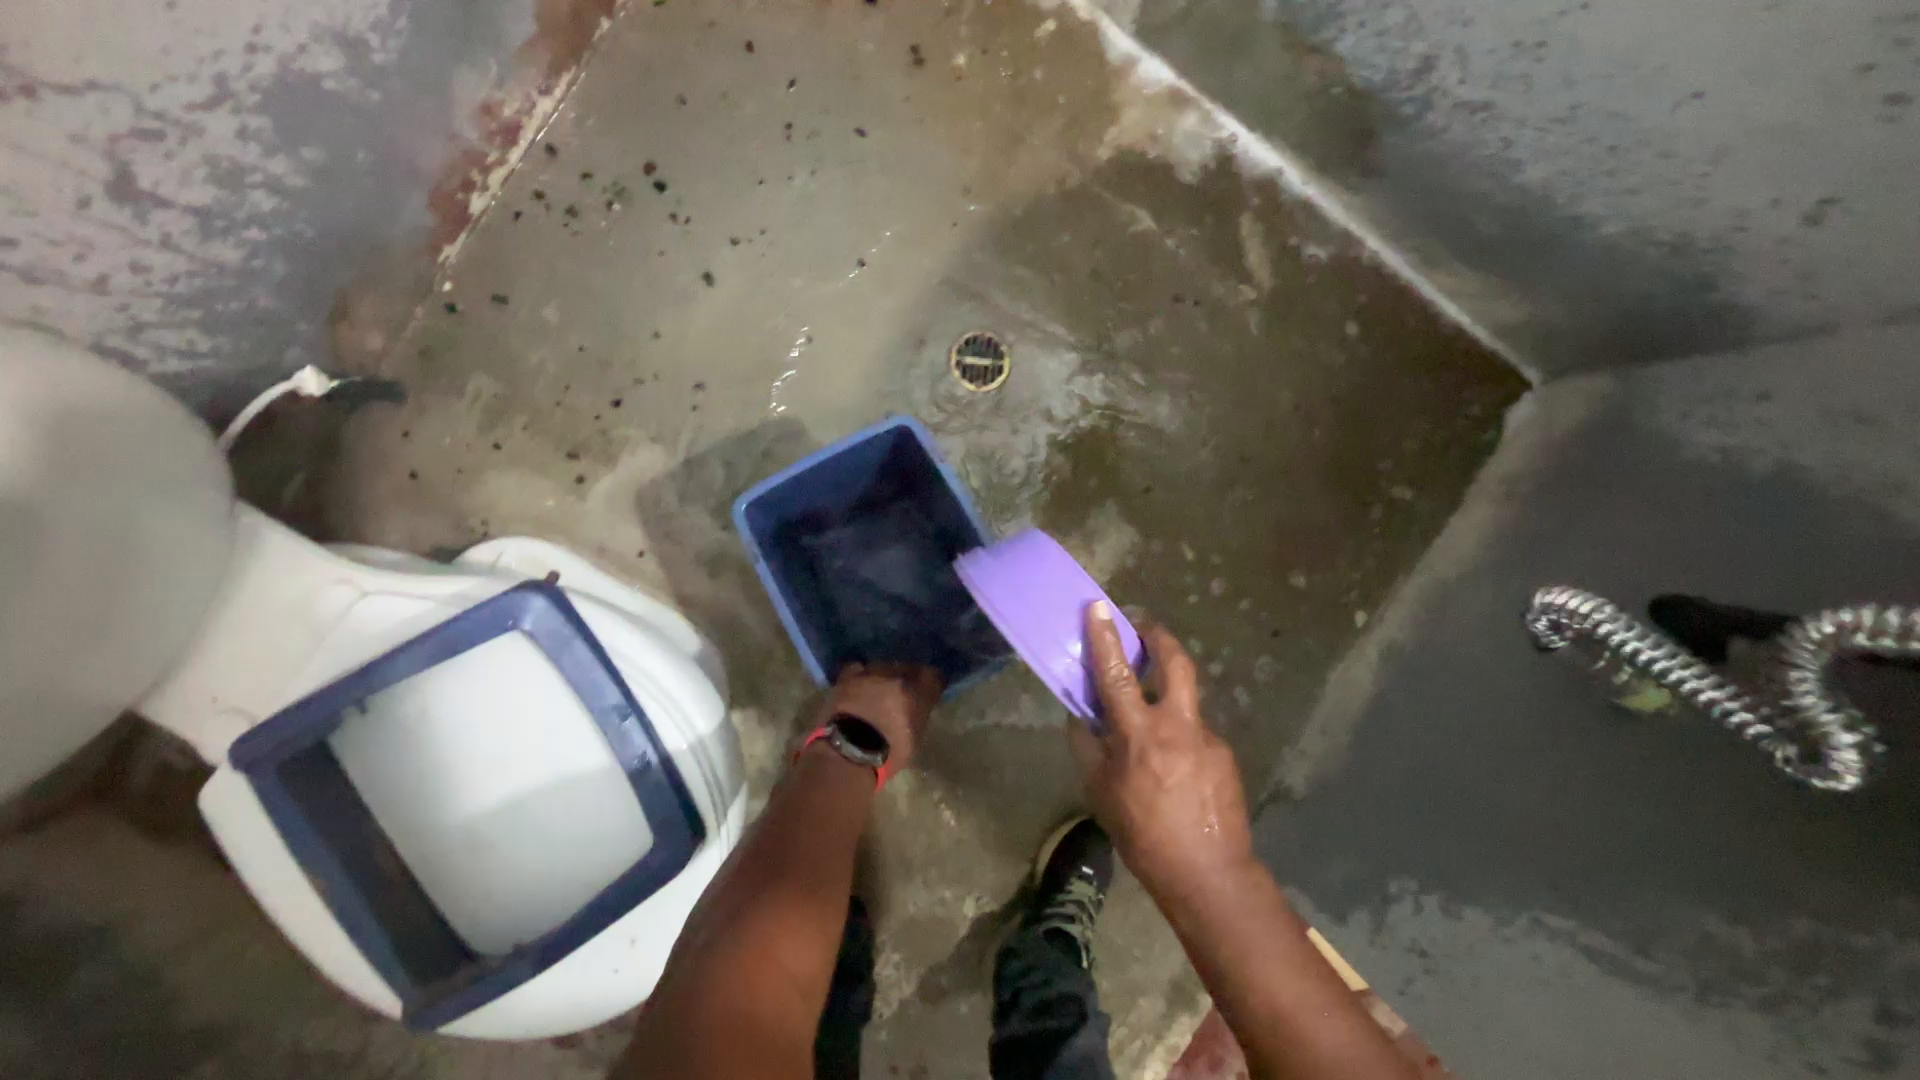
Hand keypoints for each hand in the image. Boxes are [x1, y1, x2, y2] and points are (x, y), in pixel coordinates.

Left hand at [820, 663, 943, 772]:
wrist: (847, 754)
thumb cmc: (887, 755)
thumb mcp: (914, 739)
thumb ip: (920, 715)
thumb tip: (919, 706)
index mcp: (917, 694)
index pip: (933, 676)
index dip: (932, 682)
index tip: (930, 690)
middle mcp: (896, 678)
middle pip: (907, 667)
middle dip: (908, 677)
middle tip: (903, 692)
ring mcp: (871, 675)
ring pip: (883, 666)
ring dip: (884, 676)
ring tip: (879, 688)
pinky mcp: (848, 678)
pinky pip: (858, 668)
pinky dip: (861, 675)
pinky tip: (860, 684)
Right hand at [1070, 602, 1255, 898]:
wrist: (1209, 875)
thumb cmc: (1142, 836)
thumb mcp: (1099, 792)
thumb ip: (1087, 746)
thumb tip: (1081, 713)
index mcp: (1140, 736)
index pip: (1116, 674)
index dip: (1105, 637)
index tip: (1098, 607)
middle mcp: (1178, 726)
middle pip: (1175, 662)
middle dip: (1159, 636)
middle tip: (1143, 626)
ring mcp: (1208, 738)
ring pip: (1185, 700)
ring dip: (1167, 694)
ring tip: (1150, 727)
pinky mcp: (1225, 754)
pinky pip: (1195, 733)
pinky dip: (1178, 736)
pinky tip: (1173, 768)